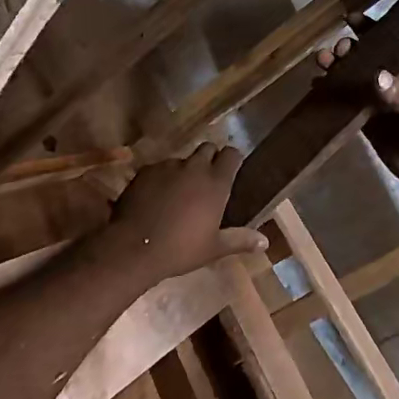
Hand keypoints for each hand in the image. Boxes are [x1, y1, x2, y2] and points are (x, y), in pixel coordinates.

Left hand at [107, 144, 266, 278]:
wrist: (133, 248)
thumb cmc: (180, 250)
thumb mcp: (214, 248)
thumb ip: (240, 240)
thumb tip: (265, 242)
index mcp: (216, 182)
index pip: (232, 154)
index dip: (232, 159)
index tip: (231, 170)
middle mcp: (195, 167)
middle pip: (208, 148)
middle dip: (209, 158)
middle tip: (206, 180)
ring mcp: (169, 166)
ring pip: (182, 159)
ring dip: (184, 170)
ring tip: (177, 192)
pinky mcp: (146, 171)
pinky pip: (159, 168)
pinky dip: (161, 177)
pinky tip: (155, 197)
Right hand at [314, 34, 398, 203]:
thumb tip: (376, 76)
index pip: (396, 45)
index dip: (374, 30)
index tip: (352, 18)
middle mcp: (398, 84)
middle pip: (370, 61)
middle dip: (351, 52)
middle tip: (336, 53)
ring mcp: (383, 105)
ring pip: (356, 82)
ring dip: (338, 71)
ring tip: (322, 63)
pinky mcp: (371, 126)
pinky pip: (350, 107)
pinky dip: (333, 97)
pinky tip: (317, 89)